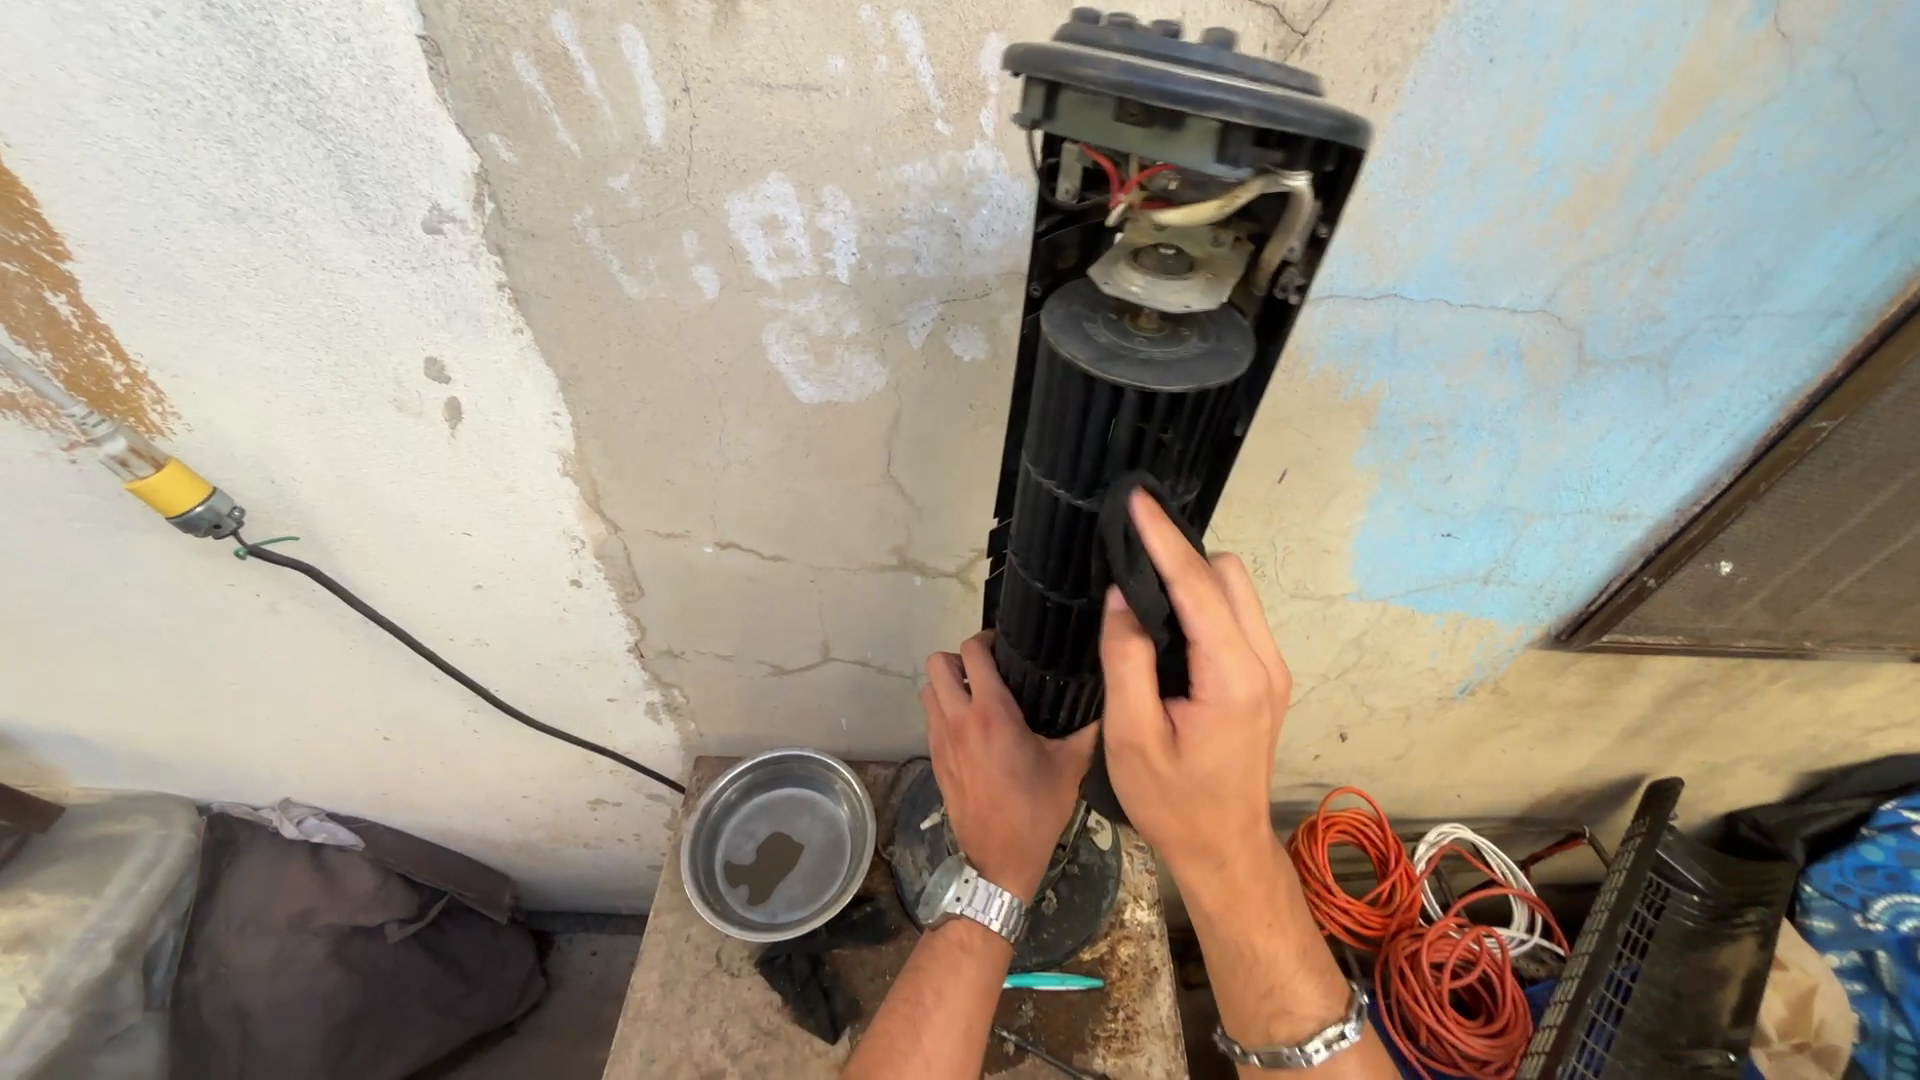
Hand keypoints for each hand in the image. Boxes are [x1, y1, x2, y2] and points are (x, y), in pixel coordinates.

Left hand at [922, 631, 1099, 901]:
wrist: (1000, 860)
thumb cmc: (1037, 809)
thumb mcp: (1070, 765)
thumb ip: (1087, 727)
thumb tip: (1104, 698)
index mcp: (992, 712)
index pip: (972, 652)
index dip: (986, 640)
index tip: (1004, 646)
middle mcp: (958, 719)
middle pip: (937, 663)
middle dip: (959, 658)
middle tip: (986, 669)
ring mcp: (941, 739)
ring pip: (928, 690)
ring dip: (947, 685)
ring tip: (976, 694)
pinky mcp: (934, 758)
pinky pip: (930, 718)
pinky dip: (944, 710)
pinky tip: (971, 726)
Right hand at [1099, 489, 1292, 899]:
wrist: (1224, 849)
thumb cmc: (1173, 802)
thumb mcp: (1132, 736)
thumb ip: (1127, 660)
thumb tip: (1121, 597)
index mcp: (1233, 677)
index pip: (1198, 587)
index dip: (1164, 541)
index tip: (1137, 503)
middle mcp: (1264, 663)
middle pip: (1228, 576)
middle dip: (1181, 555)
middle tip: (1128, 552)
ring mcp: (1272, 670)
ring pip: (1236, 591)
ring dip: (1192, 577)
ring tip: (1141, 580)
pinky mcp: (1266, 678)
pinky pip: (1236, 615)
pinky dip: (1203, 600)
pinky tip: (1166, 614)